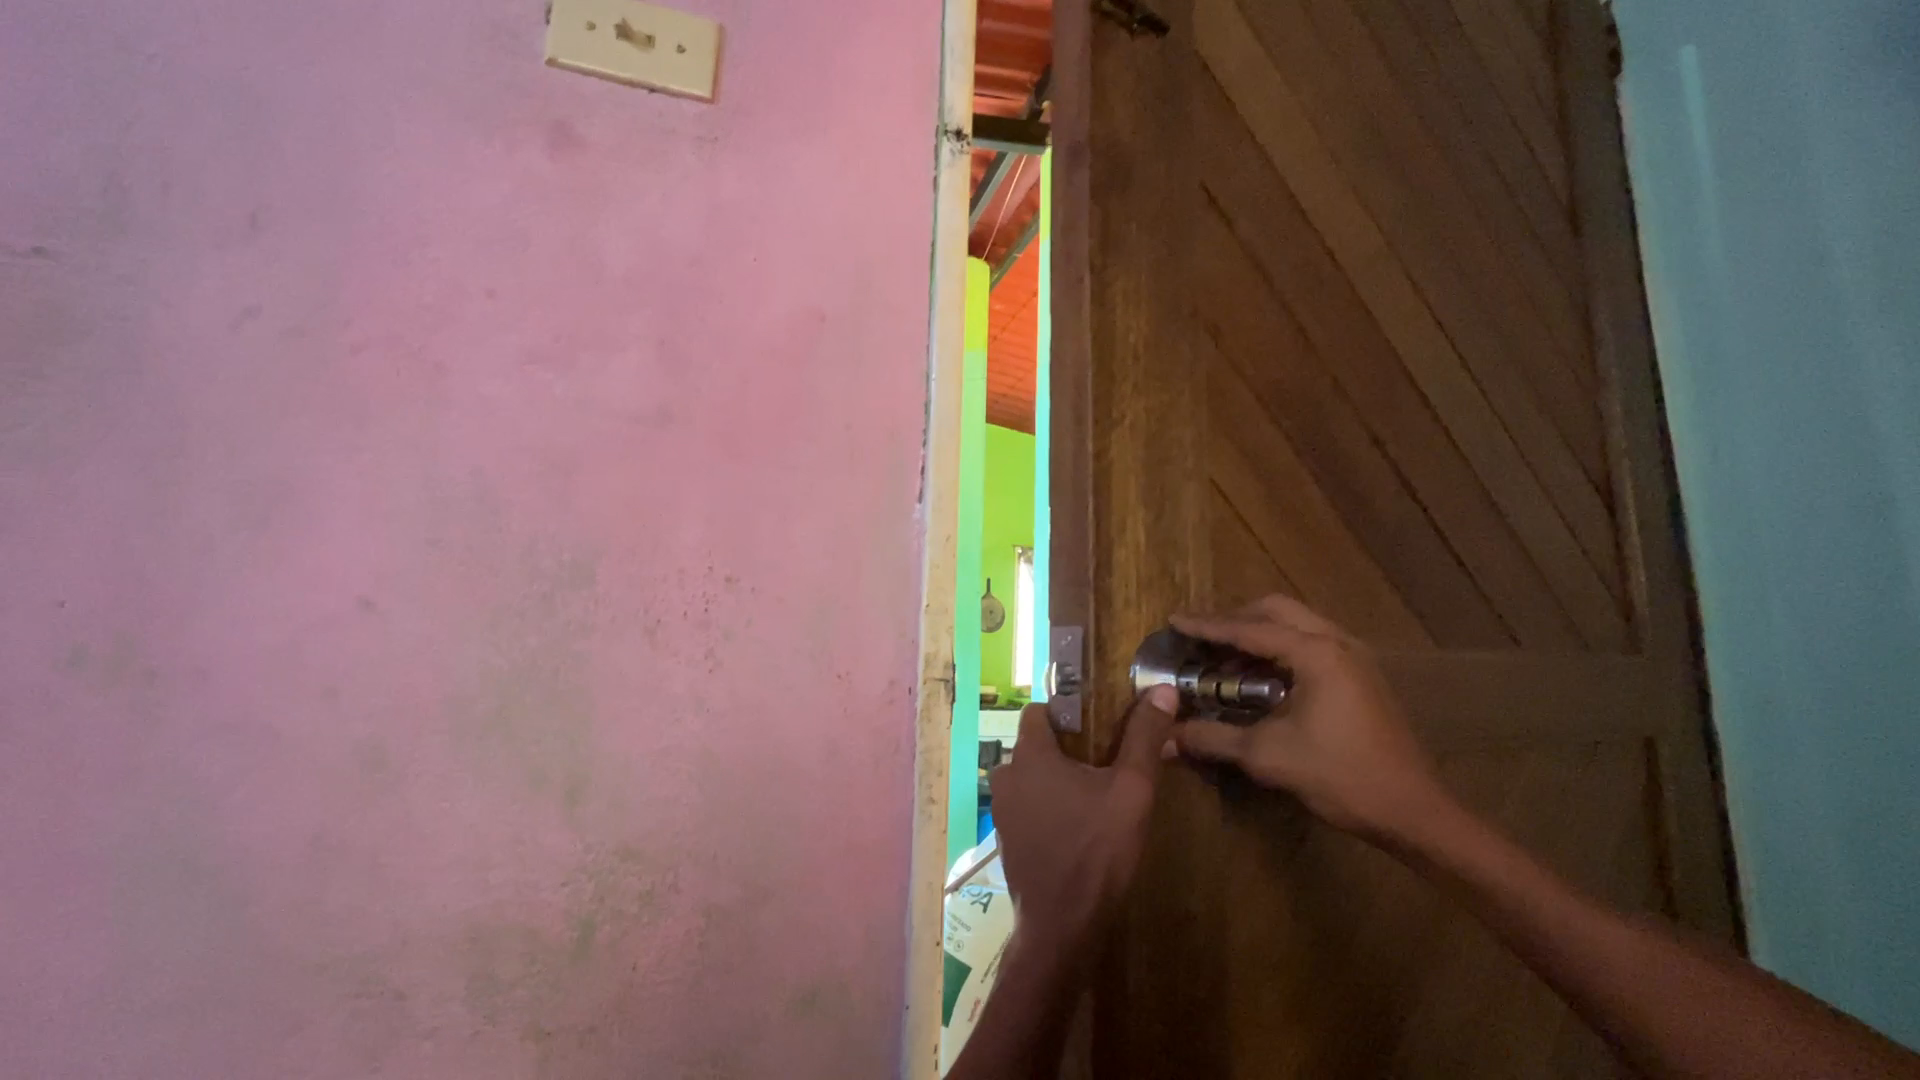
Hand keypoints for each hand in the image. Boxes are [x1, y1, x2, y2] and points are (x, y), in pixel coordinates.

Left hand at [989, 686, 1179, 947]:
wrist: (1063, 925)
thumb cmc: (1097, 850)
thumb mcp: (1131, 790)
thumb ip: (1144, 737)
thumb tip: (1162, 689)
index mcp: (1029, 754)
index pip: (1040, 710)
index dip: (1069, 712)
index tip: (1100, 725)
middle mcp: (1006, 775)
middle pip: (1038, 745)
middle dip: (1070, 749)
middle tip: (1108, 764)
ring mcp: (1002, 810)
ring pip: (1033, 778)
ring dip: (1060, 781)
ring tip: (1098, 798)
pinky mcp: (1006, 839)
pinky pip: (1029, 806)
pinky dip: (1050, 808)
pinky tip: (1080, 828)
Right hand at [1164, 595, 1449, 841]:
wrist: (1412, 811)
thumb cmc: (1339, 776)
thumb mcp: (1267, 756)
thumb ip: (1212, 737)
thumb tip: (1165, 736)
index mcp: (1316, 653)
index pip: (1249, 630)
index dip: (1207, 626)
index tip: (1174, 621)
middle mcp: (1337, 643)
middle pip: (1276, 611)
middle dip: (1234, 619)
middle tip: (1201, 639)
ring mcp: (1354, 658)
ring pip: (1297, 624)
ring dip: (1258, 635)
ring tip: (1224, 661)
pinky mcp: (1362, 676)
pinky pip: (1312, 644)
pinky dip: (1280, 651)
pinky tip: (1260, 680)